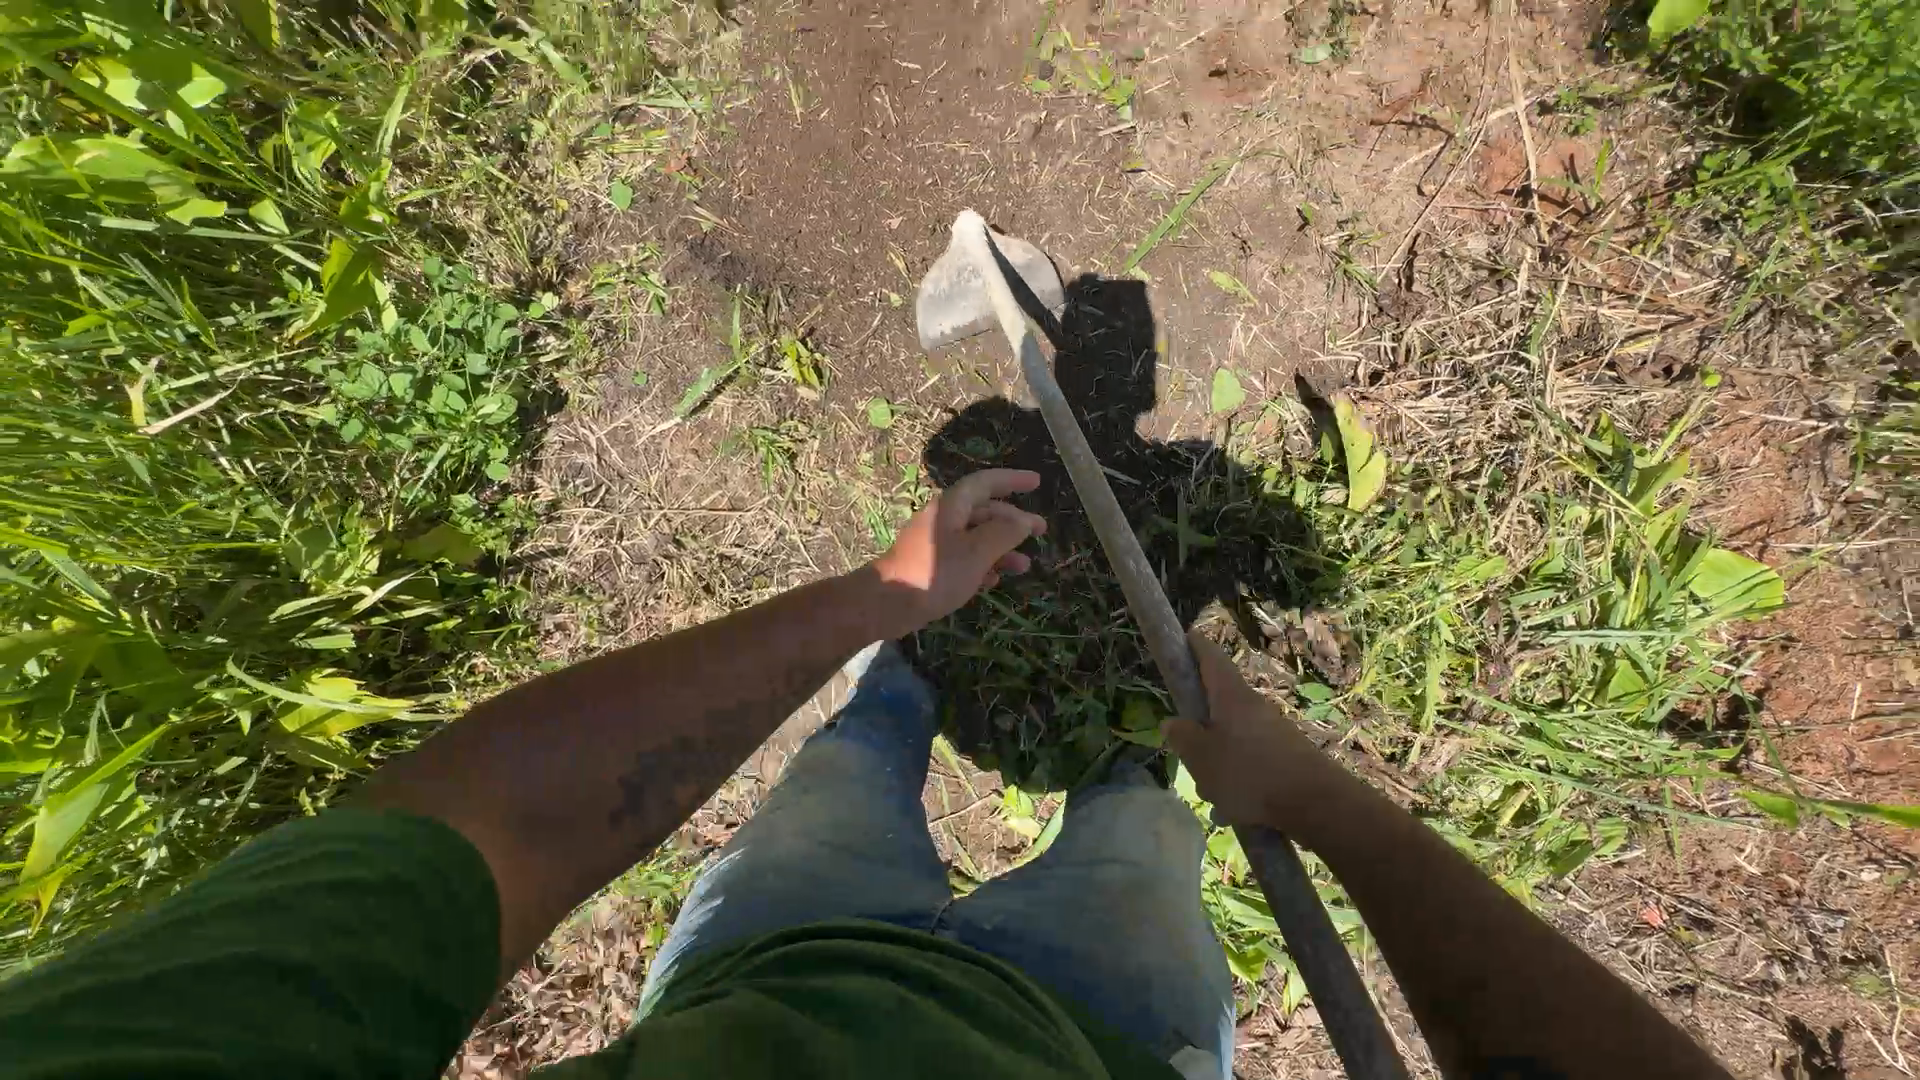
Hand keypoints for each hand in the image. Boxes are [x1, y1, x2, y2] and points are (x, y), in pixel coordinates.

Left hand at [870, 469, 1046, 636]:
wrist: (886, 603)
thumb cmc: (934, 572)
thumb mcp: (977, 551)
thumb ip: (1004, 533)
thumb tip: (1023, 521)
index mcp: (952, 506)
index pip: (986, 483)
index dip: (1012, 480)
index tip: (1036, 482)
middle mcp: (944, 520)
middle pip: (984, 511)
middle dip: (1014, 520)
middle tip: (1042, 530)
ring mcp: (936, 544)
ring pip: (976, 538)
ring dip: (1002, 549)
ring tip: (1024, 566)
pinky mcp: (931, 567)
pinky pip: (964, 559)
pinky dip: (982, 566)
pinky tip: (994, 580)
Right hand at [1164, 630, 1340, 830]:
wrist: (1319, 805)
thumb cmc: (1250, 773)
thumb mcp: (1201, 758)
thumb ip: (1182, 737)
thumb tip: (1173, 722)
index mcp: (1231, 696)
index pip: (1211, 657)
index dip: (1194, 645)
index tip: (1183, 638)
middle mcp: (1254, 705)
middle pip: (1220, 703)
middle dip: (1201, 725)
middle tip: (1187, 750)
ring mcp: (1274, 730)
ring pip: (1234, 737)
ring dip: (1220, 760)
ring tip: (1214, 795)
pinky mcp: (1288, 756)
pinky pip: (1253, 760)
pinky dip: (1239, 779)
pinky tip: (1236, 810)